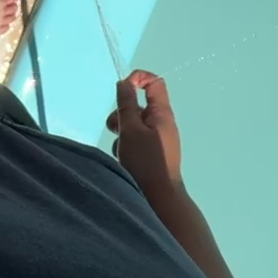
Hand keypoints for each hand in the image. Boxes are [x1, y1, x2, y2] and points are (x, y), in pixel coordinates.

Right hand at [108, 69, 182, 192]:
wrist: (158, 199)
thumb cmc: (146, 162)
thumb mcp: (131, 129)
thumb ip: (126, 104)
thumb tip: (124, 83)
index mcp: (162, 113)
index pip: (154, 82)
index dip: (138, 79)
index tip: (122, 89)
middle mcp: (160, 124)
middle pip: (138, 104)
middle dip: (121, 113)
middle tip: (116, 129)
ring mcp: (155, 139)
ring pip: (132, 124)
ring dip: (121, 132)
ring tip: (120, 149)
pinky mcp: (149, 153)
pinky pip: (133, 140)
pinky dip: (125, 146)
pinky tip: (123, 159)